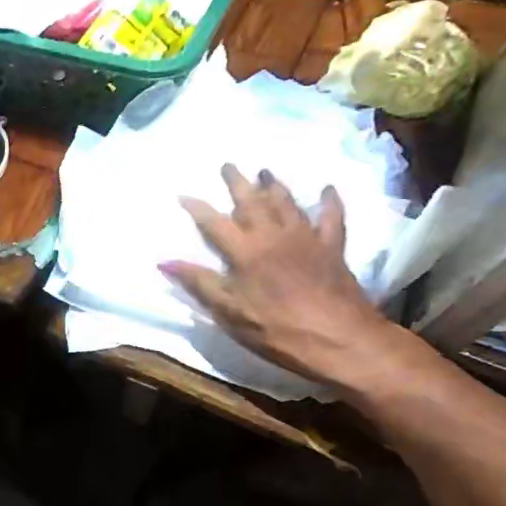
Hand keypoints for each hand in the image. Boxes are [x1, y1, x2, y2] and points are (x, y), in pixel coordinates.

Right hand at [161, 164, 408, 385]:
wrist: (340, 340)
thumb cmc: (277, 329)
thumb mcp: (229, 312)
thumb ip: (199, 283)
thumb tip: (165, 262)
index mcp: (245, 252)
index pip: (215, 223)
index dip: (198, 208)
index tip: (183, 194)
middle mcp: (274, 237)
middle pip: (253, 203)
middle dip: (238, 184)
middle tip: (228, 165)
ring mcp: (307, 240)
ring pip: (287, 204)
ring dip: (274, 186)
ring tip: (265, 170)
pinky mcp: (332, 249)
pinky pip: (331, 219)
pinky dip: (329, 202)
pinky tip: (326, 189)